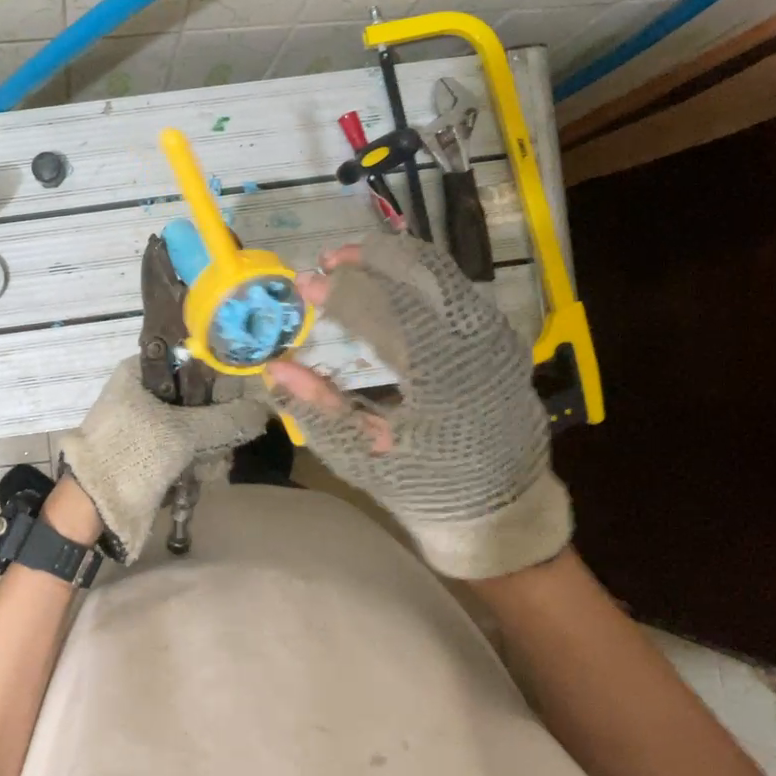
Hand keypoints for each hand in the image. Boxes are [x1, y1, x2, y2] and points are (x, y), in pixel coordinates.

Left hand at [59, 357, 271, 560]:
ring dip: (212, 441)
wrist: (96, 503)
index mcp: (139, 371)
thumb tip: (263, 410)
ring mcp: (146, 423)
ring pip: (194, 423)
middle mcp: (142, 391)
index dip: (220, 373)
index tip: (245, 393)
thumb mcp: (183, 431)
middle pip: (197, 394)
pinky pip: (185, 446)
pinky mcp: (151, 451)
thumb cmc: (133, 452)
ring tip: (219, 459)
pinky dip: (200, 457)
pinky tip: (210, 470)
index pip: (190, 358)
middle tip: (235, 432)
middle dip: (219, 416)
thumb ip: (226, 418)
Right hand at [265, 230, 570, 580]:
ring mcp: (496, 340)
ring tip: (355, 264)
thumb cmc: (426, 489)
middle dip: (372, 260)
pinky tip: (395, 284)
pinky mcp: (501, 344)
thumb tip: (274, 366)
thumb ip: (320, 406)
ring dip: (397, 264)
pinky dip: (423, 282)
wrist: (501, 515)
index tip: (305, 283)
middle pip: (422, 276)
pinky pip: (459, 295)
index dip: (342, 291)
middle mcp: (476, 345)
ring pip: (445, 278)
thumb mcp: (364, 454)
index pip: (385, 310)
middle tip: (329, 260)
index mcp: (442, 376)